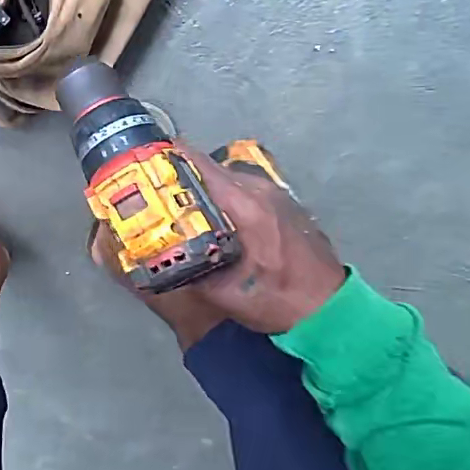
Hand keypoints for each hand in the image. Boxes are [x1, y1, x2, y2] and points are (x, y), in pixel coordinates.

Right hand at [95, 142, 346, 337]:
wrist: (333, 311)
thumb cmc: (278, 301)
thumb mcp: (221, 292)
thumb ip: (185, 268)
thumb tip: (148, 256)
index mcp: (243, 206)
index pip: (196, 163)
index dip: (163, 159)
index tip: (137, 165)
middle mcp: (258, 190)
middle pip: (206, 166)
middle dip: (174, 173)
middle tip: (146, 188)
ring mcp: (273, 193)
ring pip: (223, 175)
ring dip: (197, 184)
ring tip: (172, 203)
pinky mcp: (281, 202)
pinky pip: (239, 186)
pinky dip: (218, 193)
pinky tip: (207, 215)